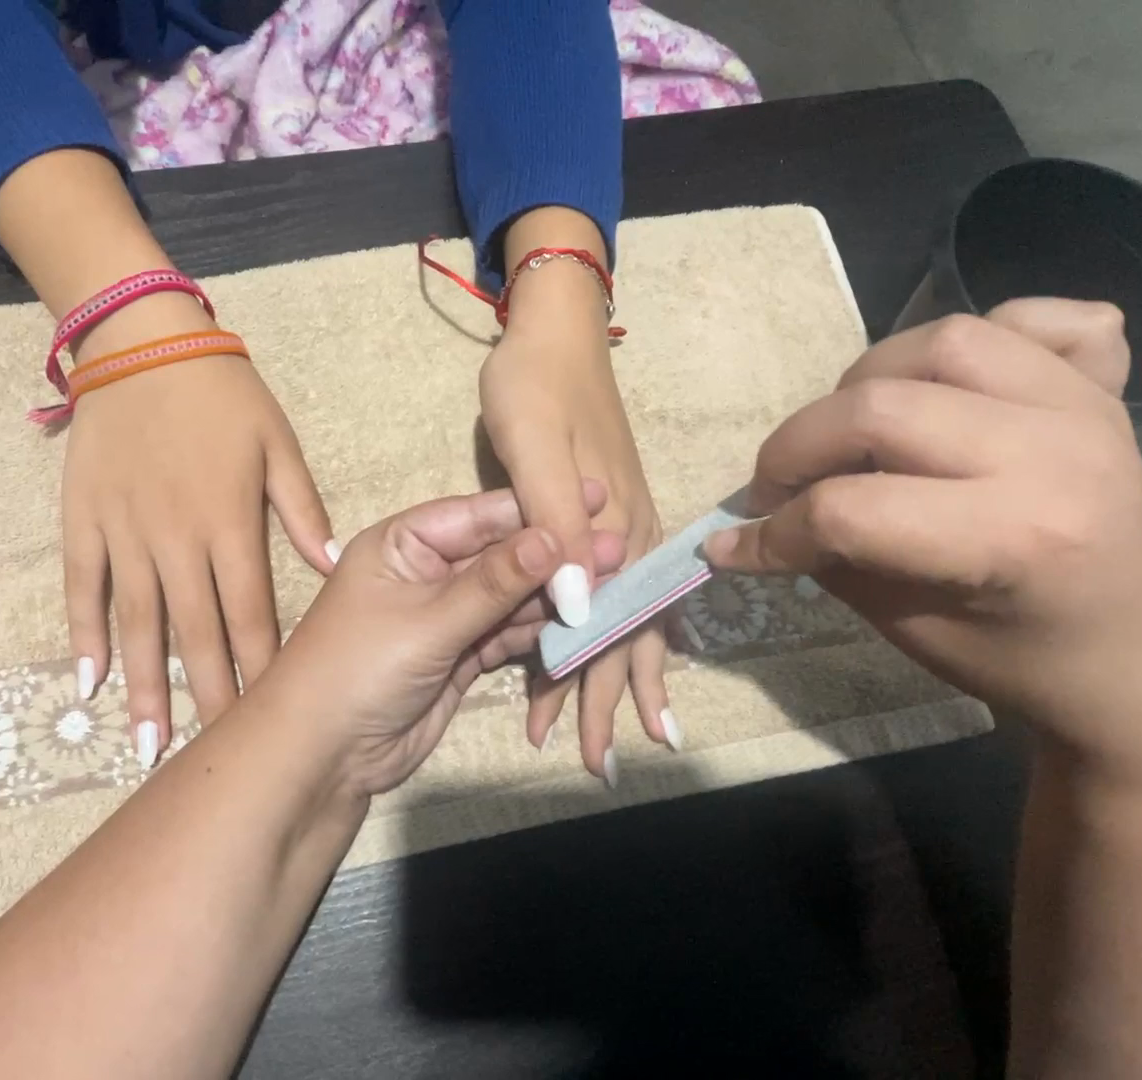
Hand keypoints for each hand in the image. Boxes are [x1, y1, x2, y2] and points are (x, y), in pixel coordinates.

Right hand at [65, 350, 336, 762]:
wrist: (141, 344)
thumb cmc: (222, 394)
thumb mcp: (277, 443)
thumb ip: (303, 508)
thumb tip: (334, 562)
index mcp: (230, 523)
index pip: (250, 612)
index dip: (260, 667)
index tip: (271, 716)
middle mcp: (176, 541)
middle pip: (196, 633)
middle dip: (208, 696)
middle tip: (214, 755)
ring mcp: (124, 535)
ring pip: (138, 624)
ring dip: (145, 686)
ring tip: (148, 744)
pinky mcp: (83, 522)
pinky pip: (83, 588)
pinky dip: (85, 634)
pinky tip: (89, 681)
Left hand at [261, 483, 627, 796]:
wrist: (323, 755)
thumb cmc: (360, 669)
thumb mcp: (427, 621)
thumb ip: (493, 583)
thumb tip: (554, 536)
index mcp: (403, 543)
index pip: (478, 516)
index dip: (534, 509)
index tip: (591, 499)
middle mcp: (426, 571)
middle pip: (500, 556)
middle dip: (553, 558)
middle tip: (616, 549)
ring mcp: (445, 615)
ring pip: (509, 598)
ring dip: (553, 597)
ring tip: (612, 588)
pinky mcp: (459, 655)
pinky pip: (507, 635)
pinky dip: (539, 634)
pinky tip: (580, 626)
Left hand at [480, 285, 671, 786]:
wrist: (549, 329)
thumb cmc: (531, 387)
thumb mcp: (532, 455)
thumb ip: (552, 530)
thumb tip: (583, 611)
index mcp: (599, 521)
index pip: (601, 613)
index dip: (594, 673)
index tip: (589, 735)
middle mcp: (604, 534)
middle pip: (610, 628)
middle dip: (604, 692)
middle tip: (604, 761)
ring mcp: (591, 533)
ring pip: (596, 620)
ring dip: (595, 675)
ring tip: (601, 736)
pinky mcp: (576, 524)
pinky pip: (575, 597)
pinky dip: (574, 641)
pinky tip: (577, 673)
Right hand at [702, 300, 1141, 761]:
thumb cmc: (1021, 660)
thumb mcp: (905, 625)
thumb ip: (828, 557)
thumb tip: (749, 526)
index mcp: (1012, 537)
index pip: (847, 509)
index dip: (773, 532)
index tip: (735, 548)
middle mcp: (1051, 453)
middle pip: (877, 410)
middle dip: (795, 449)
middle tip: (776, 488)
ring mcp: (1082, 408)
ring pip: (942, 341)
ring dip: (865, 381)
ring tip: (849, 430)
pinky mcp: (1098, 388)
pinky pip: (1034, 321)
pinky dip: (981, 335)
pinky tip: (948, 383)